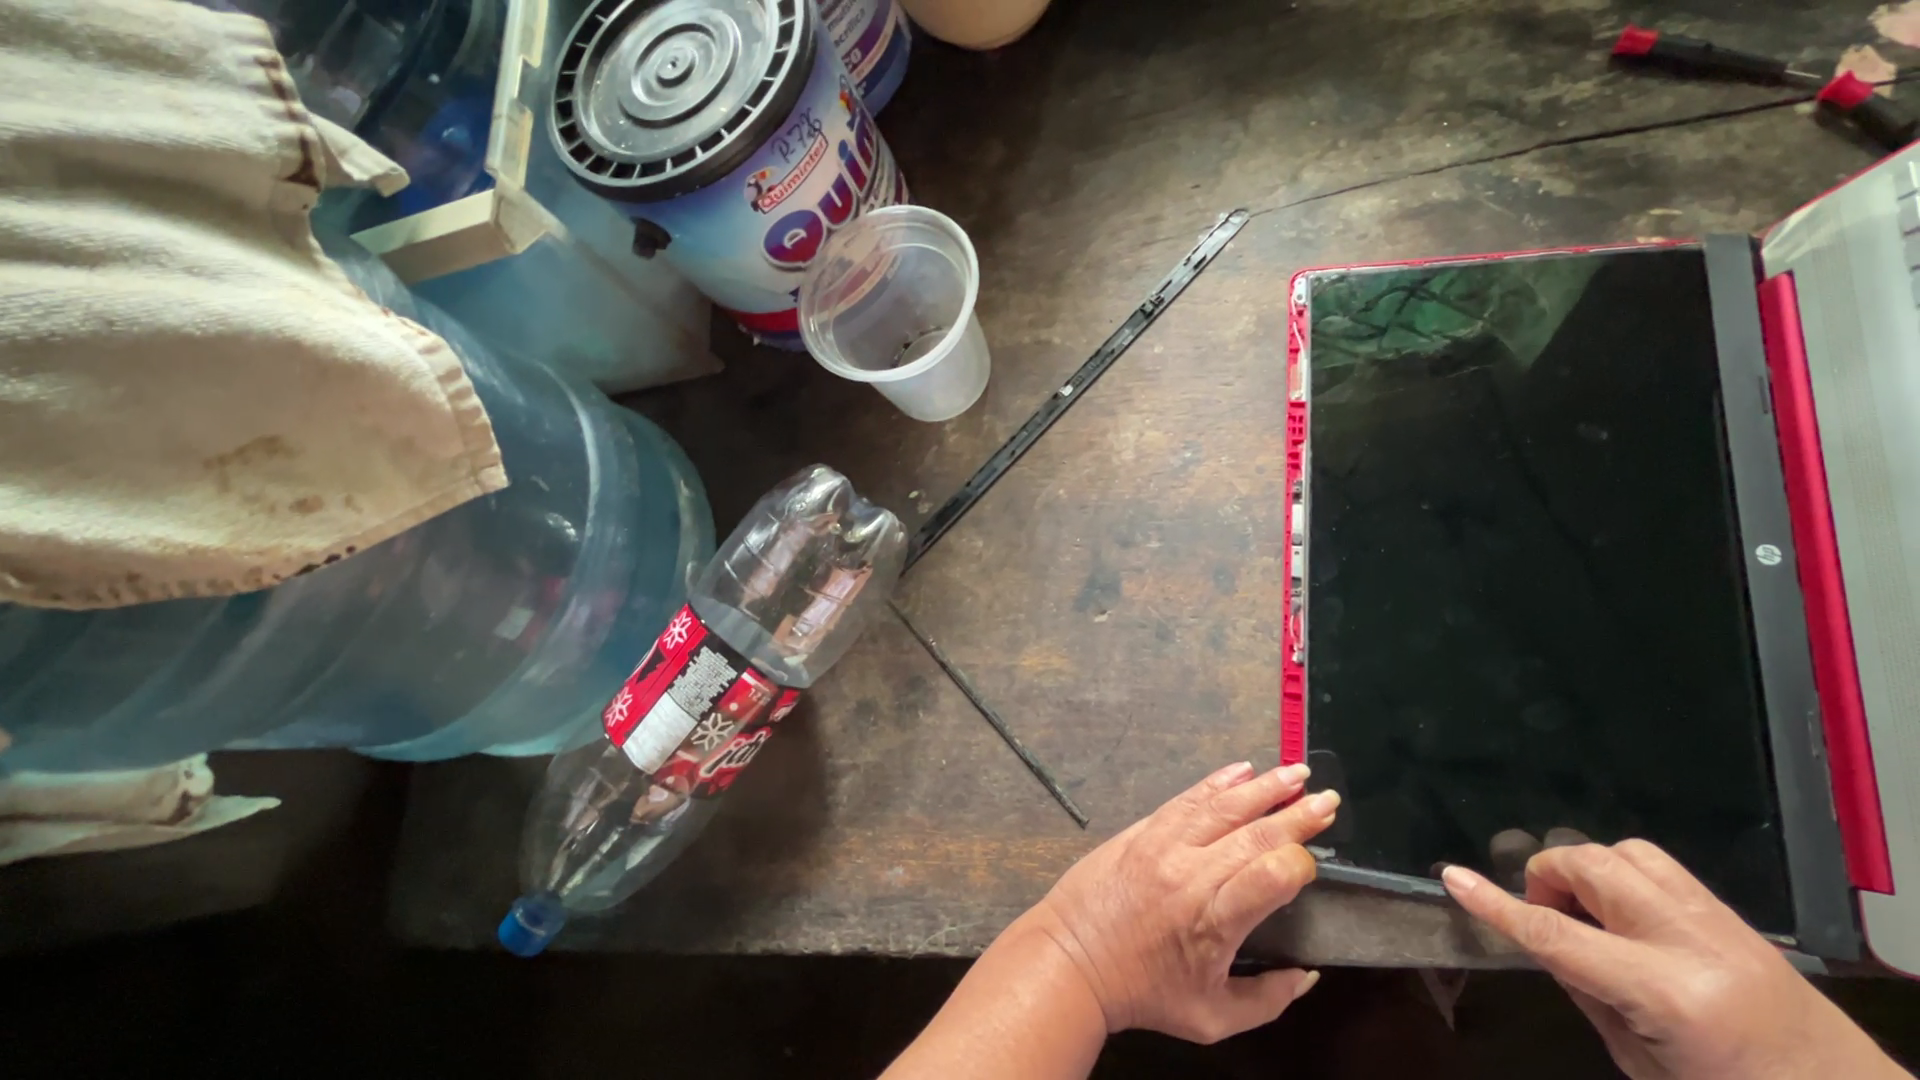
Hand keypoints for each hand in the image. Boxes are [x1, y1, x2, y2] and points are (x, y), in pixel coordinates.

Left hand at [1024, 760, 1338, 1042]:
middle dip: (1297, 814)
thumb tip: (1307, 975)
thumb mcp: (1213, 1019)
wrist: (1070, 960)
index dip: (1300, 863)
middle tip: (1328, 799)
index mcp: (1214, 919)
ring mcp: (1163, 845)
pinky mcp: (1141, 831)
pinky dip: (1215, 783)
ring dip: (1262, 786)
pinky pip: (1185, 799)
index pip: (1271, 874)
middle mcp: (1191, 872)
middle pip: (1253, 833)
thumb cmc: (1143, 993)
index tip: (1312, 863)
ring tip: (1295, 772)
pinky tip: (1239, 771)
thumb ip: (1268, 999)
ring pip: (1220, 806)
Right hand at [1443, 840, 1908, 1079]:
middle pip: (1589, 867)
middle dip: (1549, 879)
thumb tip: (1545, 940)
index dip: (1495, 904)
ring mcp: (1721, 924)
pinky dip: (1626, 876)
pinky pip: (1661, 867)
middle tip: (1550, 918)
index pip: (1554, 933)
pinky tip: (1629, 915)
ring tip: (1592, 915)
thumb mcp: (1640, 1063)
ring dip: (1589, 872)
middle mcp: (1691, 943)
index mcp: (1664, 994)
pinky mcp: (1738, 918)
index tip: (1452, 877)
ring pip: (1625, 852)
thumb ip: (1587, 991)